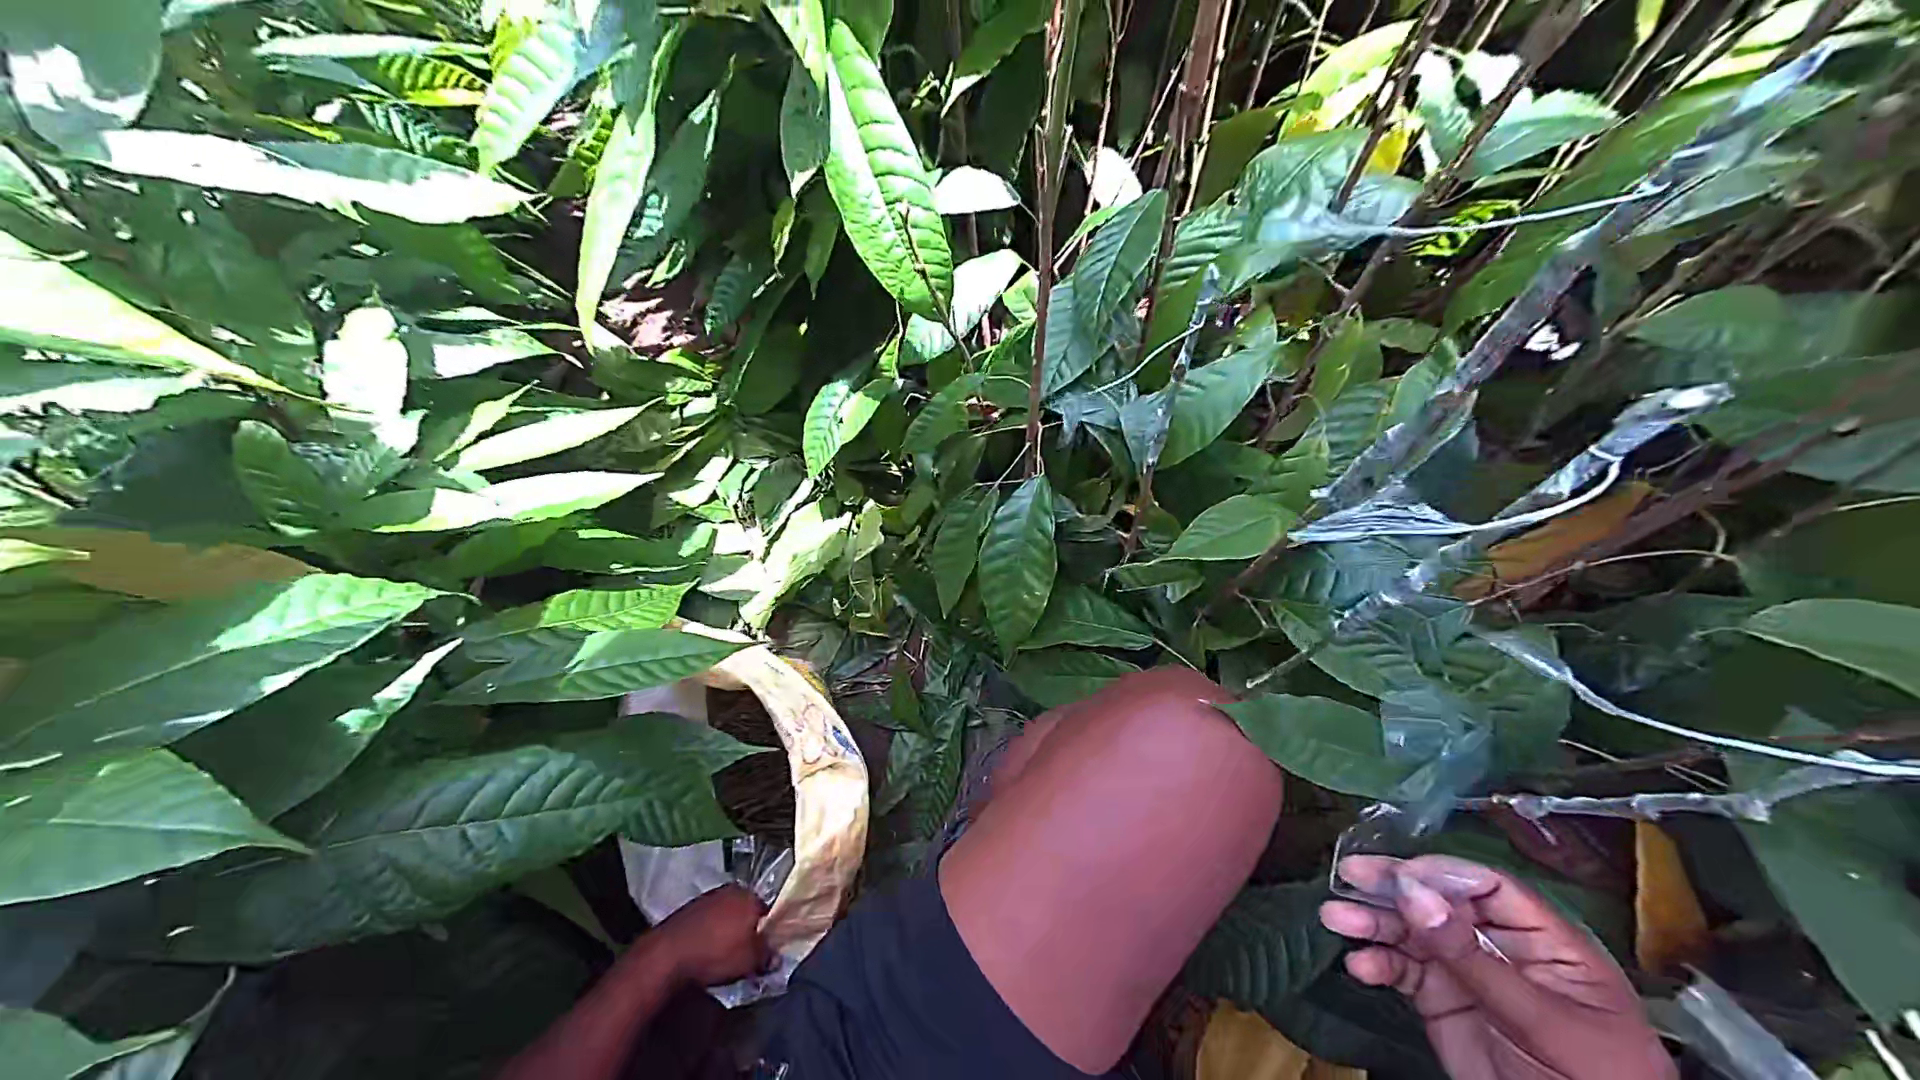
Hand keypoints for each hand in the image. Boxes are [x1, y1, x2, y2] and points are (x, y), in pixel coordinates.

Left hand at [647, 884, 772, 986]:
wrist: (666, 955)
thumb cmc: (716, 954)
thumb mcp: (749, 961)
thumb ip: (767, 956)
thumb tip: (776, 957)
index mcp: (750, 896)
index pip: (769, 911)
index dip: (769, 931)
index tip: (766, 949)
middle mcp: (732, 890)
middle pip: (747, 910)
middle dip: (748, 929)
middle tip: (746, 952)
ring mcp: (709, 897)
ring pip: (727, 914)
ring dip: (728, 929)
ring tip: (724, 953)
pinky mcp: (689, 908)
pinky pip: (709, 919)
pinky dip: (711, 931)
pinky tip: (706, 949)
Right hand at [1319, 855, 1674, 1079]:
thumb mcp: (1538, 1020)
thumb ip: (1472, 956)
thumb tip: (1413, 892)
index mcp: (1543, 941)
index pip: (1487, 886)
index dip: (1440, 874)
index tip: (1398, 875)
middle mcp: (1498, 945)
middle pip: (1437, 901)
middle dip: (1390, 888)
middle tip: (1347, 876)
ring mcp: (1466, 972)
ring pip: (1409, 931)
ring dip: (1370, 923)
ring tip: (1335, 919)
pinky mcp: (1439, 998)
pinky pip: (1400, 969)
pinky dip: (1376, 963)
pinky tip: (1360, 966)